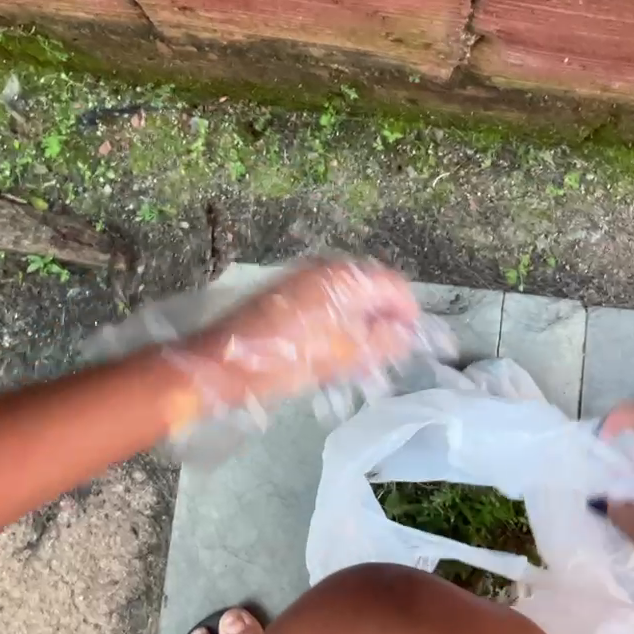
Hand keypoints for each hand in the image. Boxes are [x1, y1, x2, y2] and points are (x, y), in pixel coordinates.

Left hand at [171, 259, 424, 416]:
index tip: (412, 340)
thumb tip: (409, 334)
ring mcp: (303, 278)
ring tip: (363, 358)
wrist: (220, 363)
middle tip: (389, 353)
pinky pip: (327, 302)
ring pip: (350, 297)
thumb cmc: (283, 360)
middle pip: (373, 289)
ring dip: (362, 324)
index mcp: (343, 278)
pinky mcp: (287, 293)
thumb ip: (384, 342)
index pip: (394, 286)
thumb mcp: (342, 357)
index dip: (408, 313)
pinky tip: (335, 351)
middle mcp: (325, 269)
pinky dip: (339, 322)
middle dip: (385, 319)